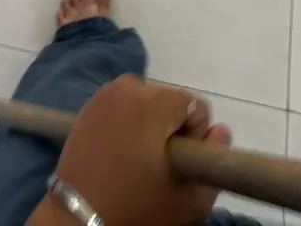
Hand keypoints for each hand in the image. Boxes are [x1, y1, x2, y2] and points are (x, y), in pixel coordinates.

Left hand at [44, 75, 232, 225]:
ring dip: (150, 118)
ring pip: (145, 96)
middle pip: (169, 97)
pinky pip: (121, 101)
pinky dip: (128, 116)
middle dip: (172, 124)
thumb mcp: (188, 200)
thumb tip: (220, 130)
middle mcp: (129, 87)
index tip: (182, 160)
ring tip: (141, 153)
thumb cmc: (137, 207)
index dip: (196, 133)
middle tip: (161, 160)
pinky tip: (121, 146)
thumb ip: (214, 160)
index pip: (195, 104)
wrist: (80, 214)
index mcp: (154, 104)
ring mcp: (105, 93)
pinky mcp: (89, 103)